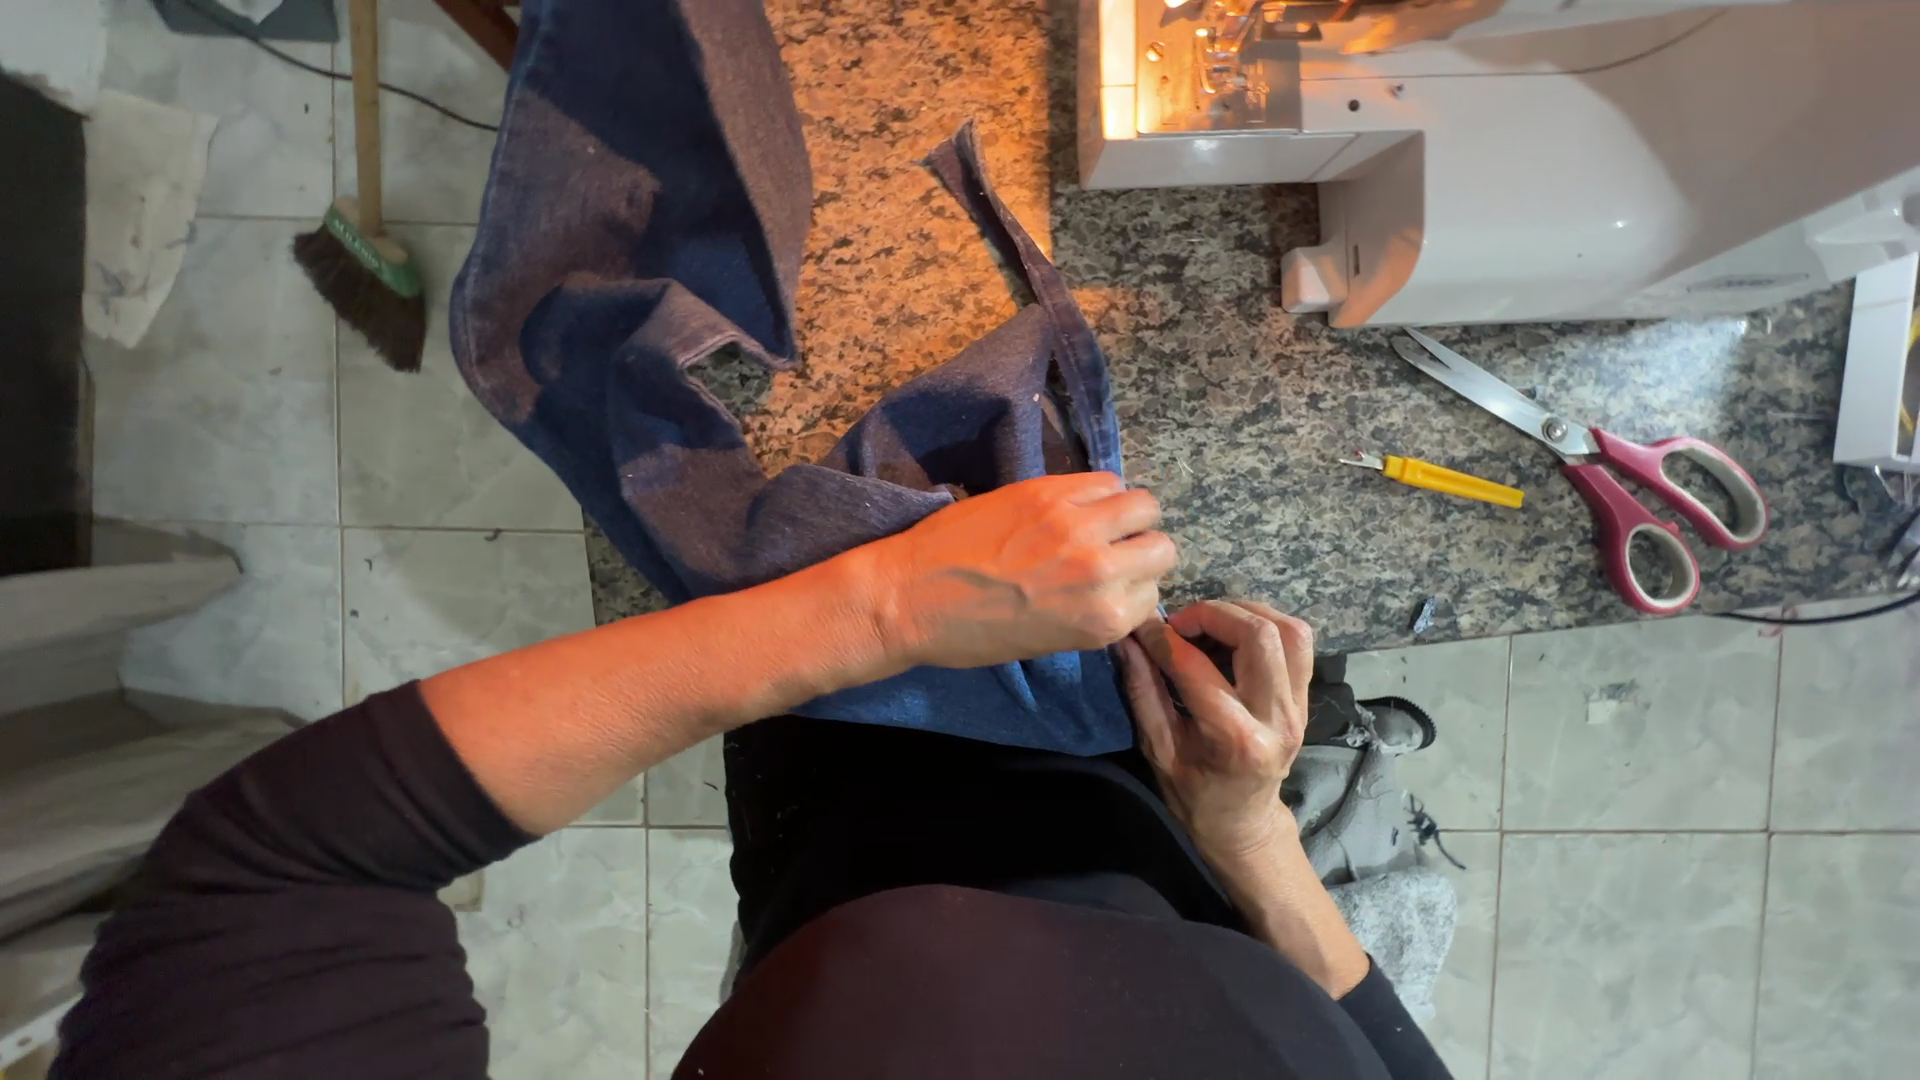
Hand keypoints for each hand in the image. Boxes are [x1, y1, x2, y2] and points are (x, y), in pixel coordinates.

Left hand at [868, 472, 1176, 668]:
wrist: (911, 598)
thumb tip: (1118, 586)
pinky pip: (1104, 478)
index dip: (1132, 586)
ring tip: (1095, 520)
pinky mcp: (1049, 491)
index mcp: (1104, 620)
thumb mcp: (1050, 641)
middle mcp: (1102, 571)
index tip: (1110, 582)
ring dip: (1127, 514)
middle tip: (1109, 549)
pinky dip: (1098, 490)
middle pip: (1161, 547)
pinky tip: (1072, 502)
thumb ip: (1094, 612)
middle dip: (1141, 549)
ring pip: (1143, 504)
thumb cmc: (973, 633)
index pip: (1153, 593)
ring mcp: (1076, 525)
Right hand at [1117, 600, 1312, 866]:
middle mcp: (1276, 718)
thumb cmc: (1192, 791)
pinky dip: (1266, 623)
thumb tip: (1126, 638)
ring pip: (1288, 630)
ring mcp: (1299, 707)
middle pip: (1258, 635)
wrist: (1242, 821)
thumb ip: (1142, 689)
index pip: (1196, 667)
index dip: (1162, 638)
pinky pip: (1298, 642)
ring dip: (1244, 612)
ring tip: (1208, 622)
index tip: (1141, 627)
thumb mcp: (1157, 748)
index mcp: (1234, 739)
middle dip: (1211, 614)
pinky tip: (1234, 631)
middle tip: (1180, 623)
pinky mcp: (1306, 698)